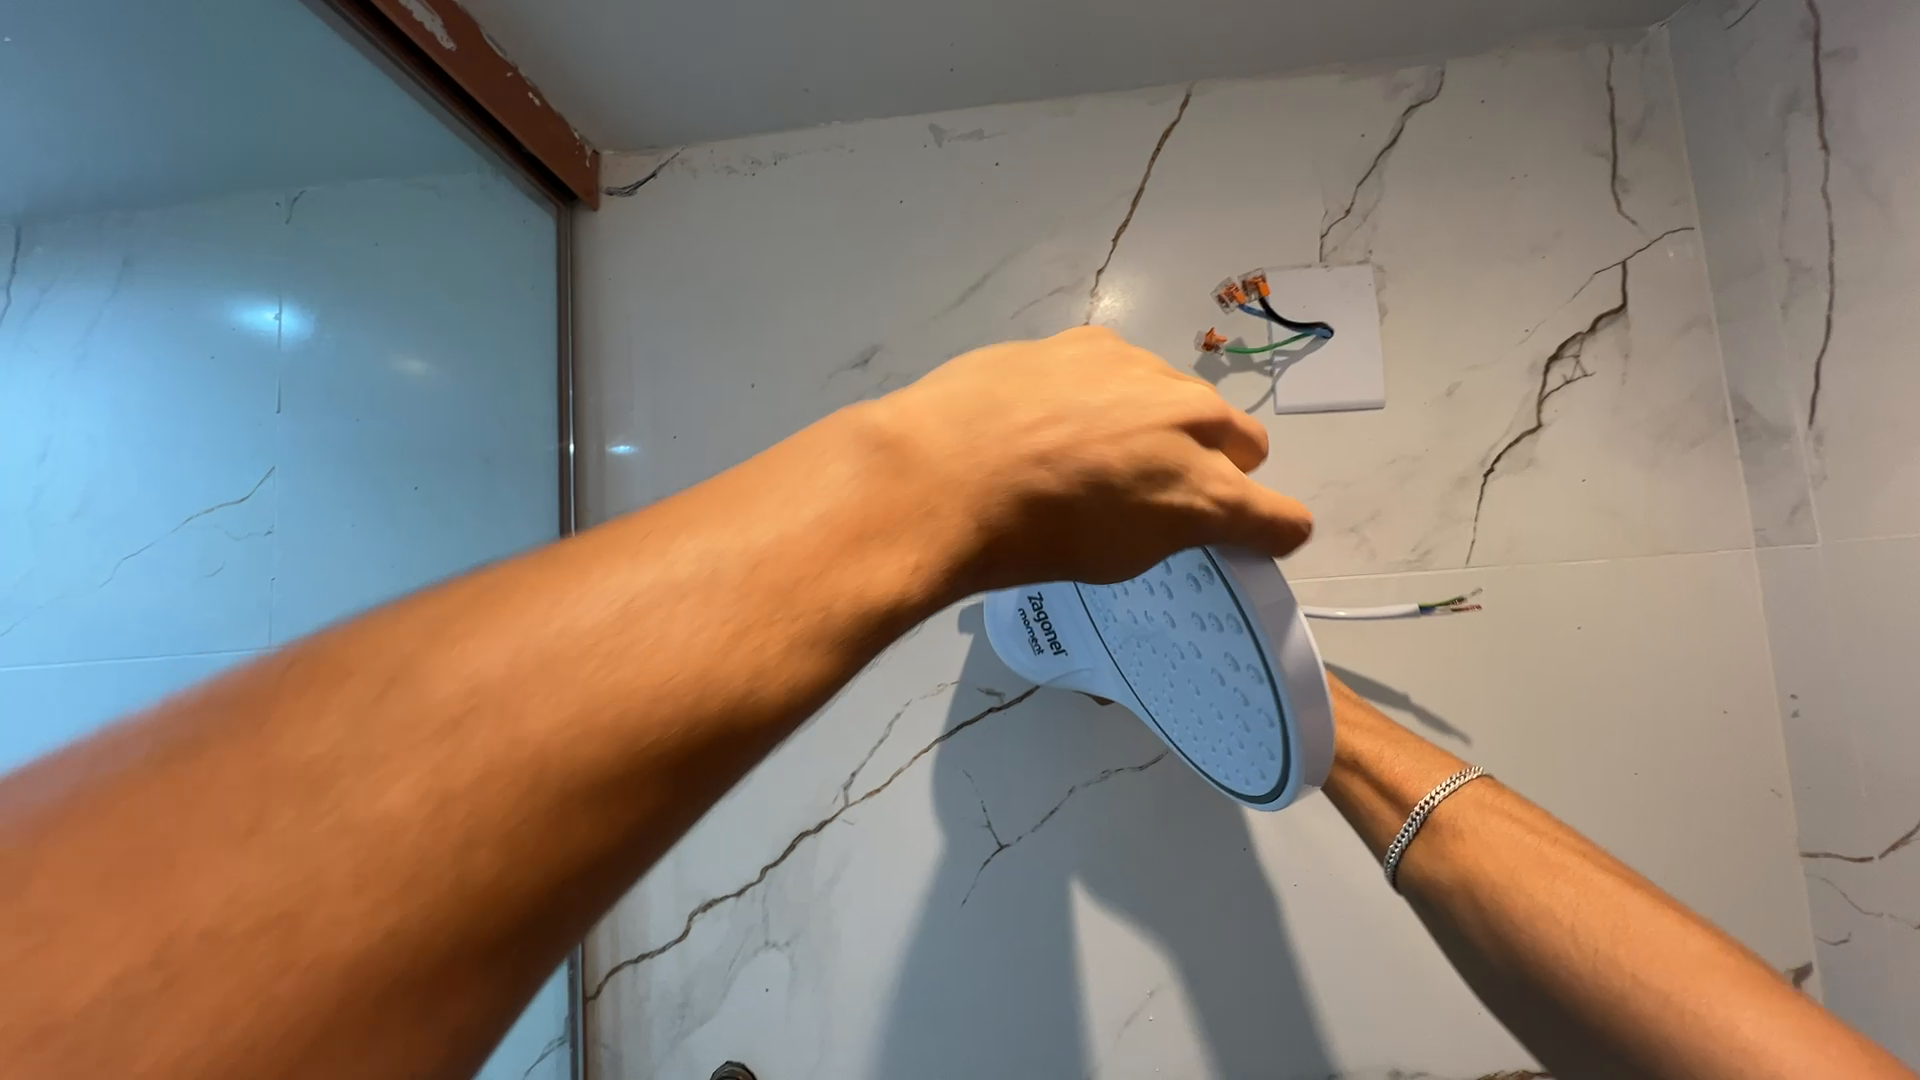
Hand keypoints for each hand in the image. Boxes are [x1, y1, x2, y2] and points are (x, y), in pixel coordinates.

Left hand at [867, 326, 1312, 590]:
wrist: (942, 473)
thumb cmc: (1026, 540)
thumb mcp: (1111, 559)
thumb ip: (1165, 528)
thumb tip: (1168, 505)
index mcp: (1204, 491)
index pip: (1282, 518)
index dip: (1268, 533)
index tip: (1244, 538)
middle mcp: (1191, 420)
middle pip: (1246, 442)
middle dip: (1220, 467)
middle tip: (1161, 489)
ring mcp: (1142, 370)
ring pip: (1183, 398)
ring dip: (1161, 422)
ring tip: (1092, 448)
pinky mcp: (1090, 342)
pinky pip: (1124, 370)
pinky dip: (1108, 392)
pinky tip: (1055, 412)